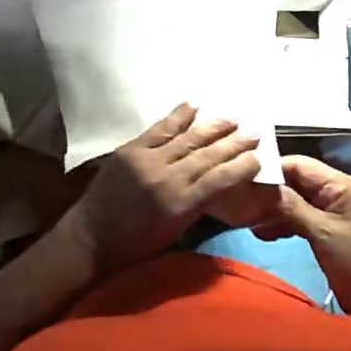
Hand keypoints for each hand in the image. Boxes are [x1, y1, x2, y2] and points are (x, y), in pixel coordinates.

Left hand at [52, 103, 262, 277]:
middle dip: (233, 143)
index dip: (241, 167)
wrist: (91, 237)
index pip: (220, 180)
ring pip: (187, 139)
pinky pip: (159, 129)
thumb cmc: (136, 244)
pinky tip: (194, 105)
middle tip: (254, 130)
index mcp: (181, 205)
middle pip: (207, 156)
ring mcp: (147, 161)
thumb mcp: (175, 231)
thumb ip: (197, 206)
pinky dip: (178, 117)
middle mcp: (167, 179)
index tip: (259, 157)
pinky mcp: (130, 150)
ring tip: (232, 117)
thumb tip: (219, 183)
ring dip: (212, 126)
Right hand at [256, 156, 350, 324]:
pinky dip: (284, 223)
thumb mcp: (323, 234)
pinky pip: (302, 217)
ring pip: (296, 200)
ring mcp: (336, 212)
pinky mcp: (330, 230)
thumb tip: (260, 185)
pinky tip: (264, 233)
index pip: (299, 165)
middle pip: (296, 181)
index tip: (242, 181)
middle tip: (241, 204)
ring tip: (249, 221)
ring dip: (274, 210)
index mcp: (343, 185)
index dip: (271, 170)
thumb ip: (292, 206)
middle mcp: (339, 192)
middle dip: (270, 192)